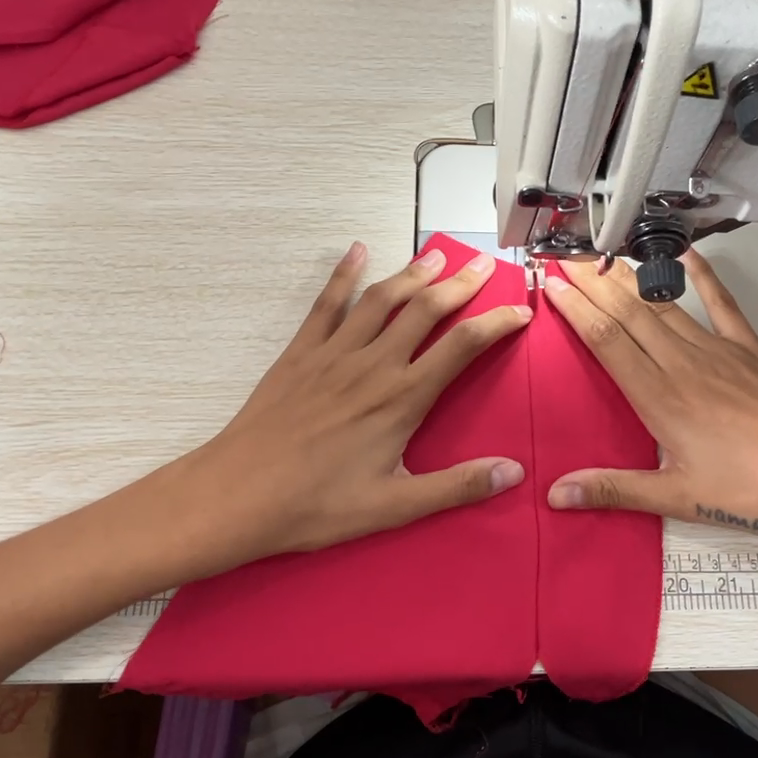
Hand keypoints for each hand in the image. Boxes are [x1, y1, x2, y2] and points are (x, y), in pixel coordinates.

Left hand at [153, 243, 531, 572]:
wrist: (238, 494)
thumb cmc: (318, 505)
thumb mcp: (395, 506)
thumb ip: (457, 486)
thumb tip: (514, 471)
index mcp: (402, 398)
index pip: (463, 346)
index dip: (497, 323)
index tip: (520, 310)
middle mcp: (374, 364)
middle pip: (426, 309)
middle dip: (460, 284)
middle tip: (482, 264)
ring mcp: (334, 352)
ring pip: (382, 299)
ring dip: (412, 273)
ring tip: (436, 255)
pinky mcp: (301, 352)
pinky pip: (326, 303)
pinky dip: (344, 274)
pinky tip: (356, 250)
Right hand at [540, 252, 757, 550]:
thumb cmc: (754, 490)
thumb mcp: (677, 497)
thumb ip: (614, 489)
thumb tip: (556, 494)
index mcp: (660, 398)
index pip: (606, 340)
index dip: (575, 309)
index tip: (550, 286)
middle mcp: (683, 364)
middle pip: (628, 312)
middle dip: (591, 282)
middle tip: (563, 258)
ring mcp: (719, 351)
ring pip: (664, 304)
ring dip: (628, 279)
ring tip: (601, 258)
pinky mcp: (750, 349)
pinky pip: (722, 304)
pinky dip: (704, 277)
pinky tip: (687, 255)